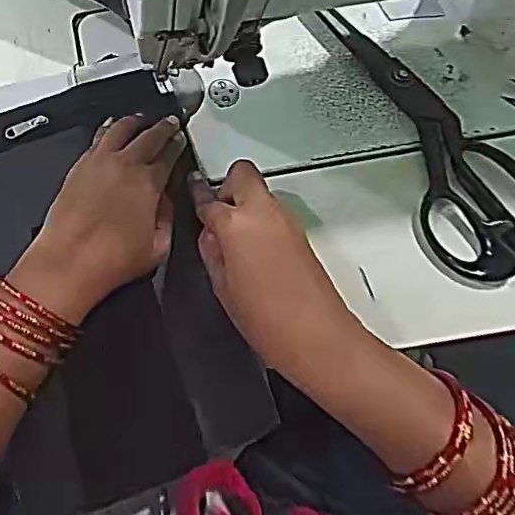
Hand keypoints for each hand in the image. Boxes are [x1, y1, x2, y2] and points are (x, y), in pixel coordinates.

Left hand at [11, 114, 186, 322]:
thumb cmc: (110, 258)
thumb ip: (167, 217)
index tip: (180, 140)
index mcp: (149, 182)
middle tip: (169, 123)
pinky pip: (96, 138)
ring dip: (134, 121)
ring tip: (140, 119)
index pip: (169, 154)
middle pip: (148, 135)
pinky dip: (107, 128)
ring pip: (120, 129)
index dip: (177, 144)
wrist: (70, 258)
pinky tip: (109, 129)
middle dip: (162, 127)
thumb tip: (166, 202)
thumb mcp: (158, 246)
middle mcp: (124, 165)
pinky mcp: (79, 165)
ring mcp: (99, 162)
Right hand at [193, 161, 372, 380]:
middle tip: (219, 211)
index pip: (208, 198)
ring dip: (247, 205)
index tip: (196, 201)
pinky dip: (262, 222)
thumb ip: (210, 251)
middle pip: (241, 174)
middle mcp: (264, 213)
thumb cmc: (272, 321)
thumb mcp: (221, 286)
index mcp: (236, 224)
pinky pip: (275, 214)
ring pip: (261, 192)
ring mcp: (286, 221)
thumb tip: (209, 237)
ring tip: (237, 239)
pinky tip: (255, 252)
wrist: (319, 340)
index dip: (199, 201)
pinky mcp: (302, 234)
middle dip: (227, 186)